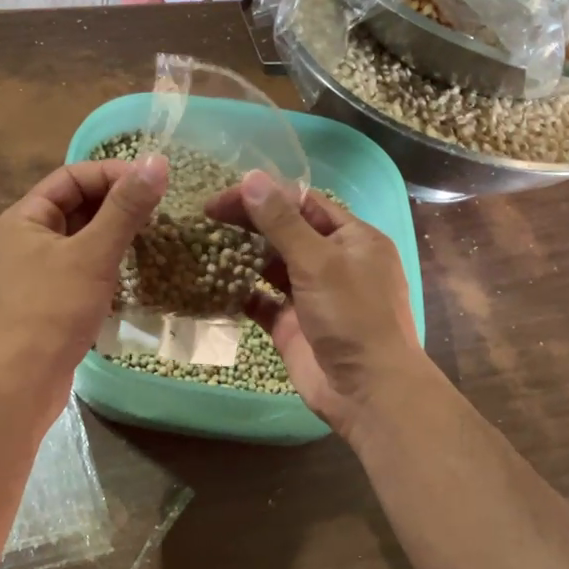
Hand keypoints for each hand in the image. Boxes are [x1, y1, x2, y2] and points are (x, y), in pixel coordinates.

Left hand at [0, 155, 167, 401]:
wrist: (23, 380)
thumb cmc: (53, 310)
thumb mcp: (92, 254)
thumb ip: (125, 209)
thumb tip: (157, 162)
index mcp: (24, 219)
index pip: (71, 177)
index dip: (111, 173)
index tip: (153, 182)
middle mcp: (25, 240)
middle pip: (75, 206)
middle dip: (115, 204)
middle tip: (160, 209)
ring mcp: (35, 272)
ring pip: (80, 239)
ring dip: (114, 234)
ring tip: (154, 235)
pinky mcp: (49, 301)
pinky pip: (81, 268)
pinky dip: (106, 263)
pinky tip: (135, 271)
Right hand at [206, 170, 428, 438]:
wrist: (367, 390)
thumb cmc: (352, 317)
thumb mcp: (319, 262)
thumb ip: (282, 222)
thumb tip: (251, 178)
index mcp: (353, 239)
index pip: (304, 204)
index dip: (265, 195)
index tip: (223, 197)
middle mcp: (333, 263)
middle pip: (285, 232)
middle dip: (248, 223)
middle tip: (204, 218)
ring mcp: (311, 296)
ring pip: (270, 266)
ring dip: (240, 256)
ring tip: (202, 244)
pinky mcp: (291, 326)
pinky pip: (260, 302)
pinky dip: (238, 292)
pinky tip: (210, 283)